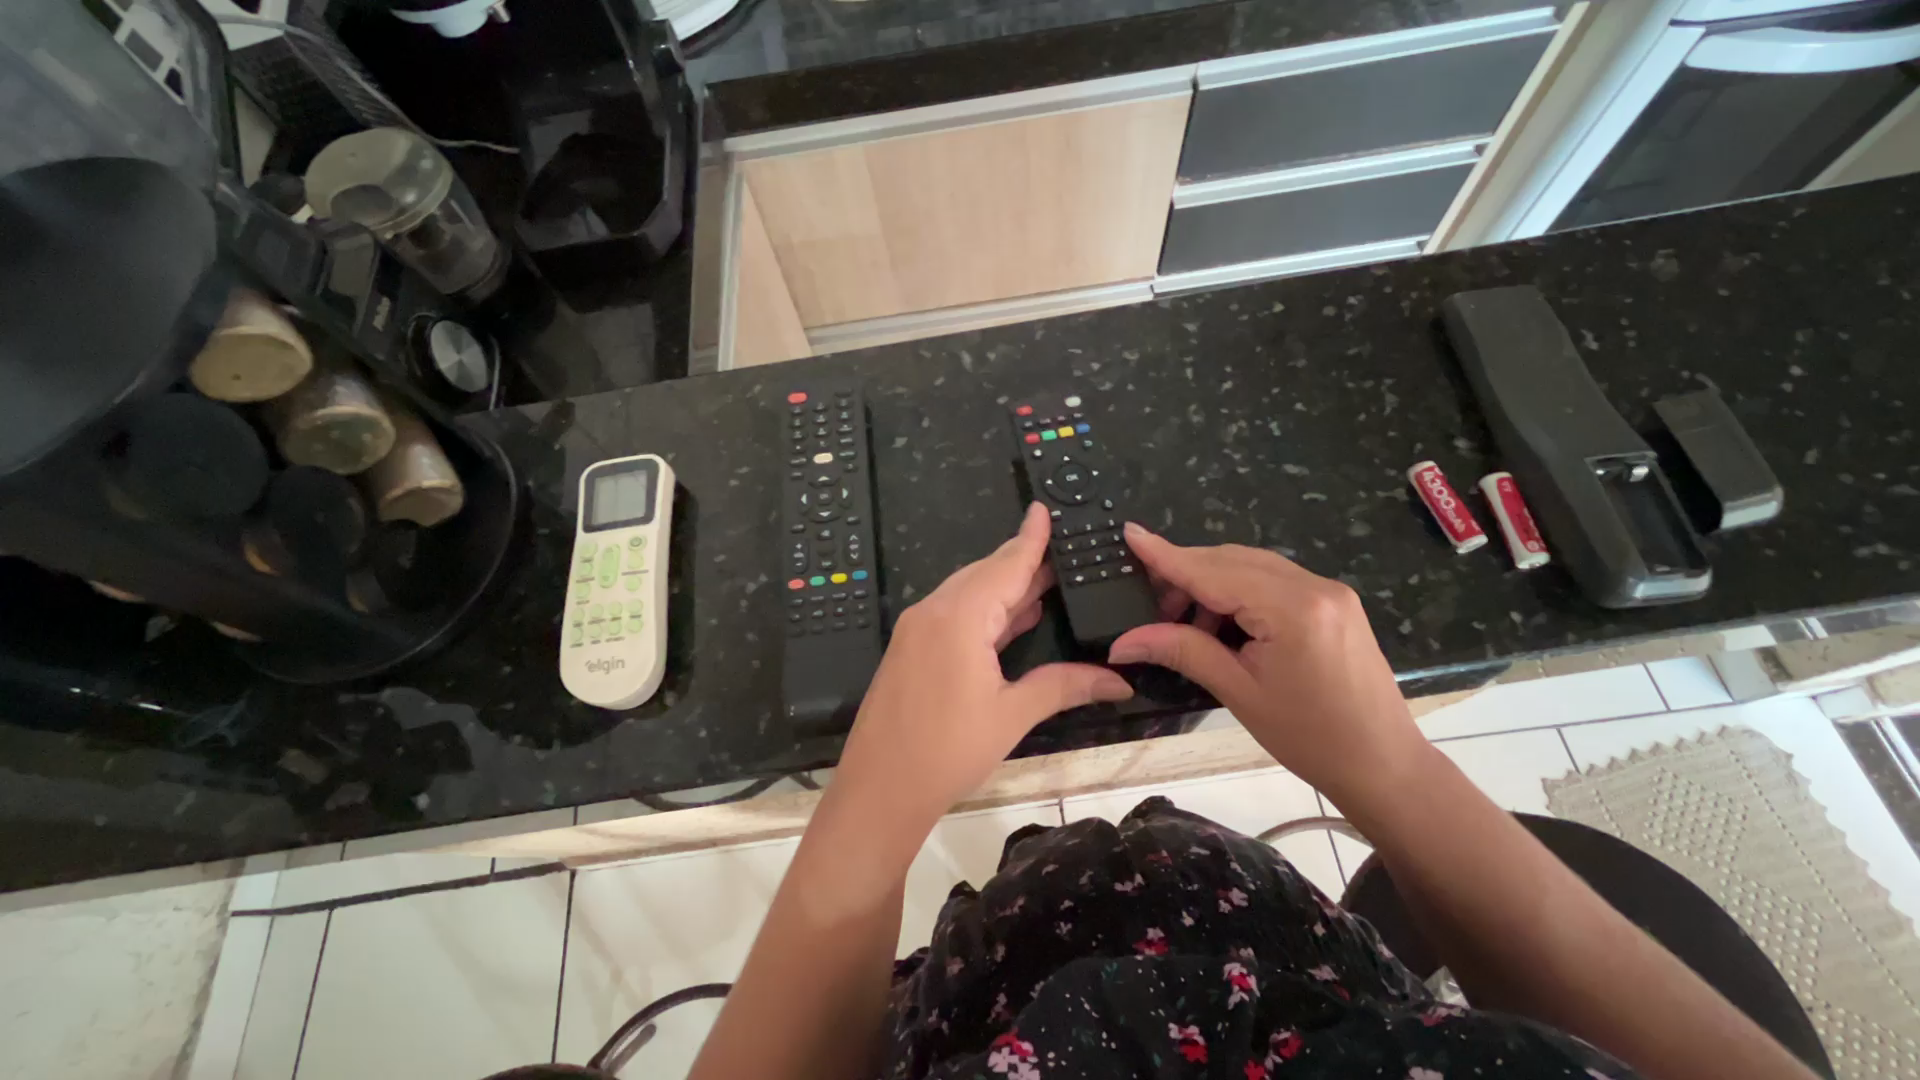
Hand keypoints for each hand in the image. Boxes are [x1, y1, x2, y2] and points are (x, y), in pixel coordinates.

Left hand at [831, 502, 1133, 826]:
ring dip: (1005, 587)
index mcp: (960, 616)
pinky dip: (986, 610)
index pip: (1006, 565)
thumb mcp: (1012, 715)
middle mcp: (933, 611)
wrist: (879, 788)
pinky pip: (954, 614)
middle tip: (1063, 551)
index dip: (1030, 538)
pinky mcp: (910, 649)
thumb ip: (1064, 686)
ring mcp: (916, 629)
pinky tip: (1011, 617)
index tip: (1044, 508)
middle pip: (985, 574)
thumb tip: (1119, 681)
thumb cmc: (947, 751)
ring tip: (1046, 579)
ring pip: (968, 594)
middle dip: (1024, 562)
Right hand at [1106, 525, 1426, 804]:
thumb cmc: (1309, 737)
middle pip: (1232, 560)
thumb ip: (1182, 651)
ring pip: (1252, 567)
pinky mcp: (1333, 603)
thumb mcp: (1238, 692)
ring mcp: (1328, 591)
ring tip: (1182, 623)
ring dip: (1211, 584)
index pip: (1213, 572)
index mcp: (1291, 608)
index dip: (1166, 555)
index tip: (1129, 532)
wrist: (1383, 765)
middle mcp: (1314, 585)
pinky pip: (1273, 582)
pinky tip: (1220, 624)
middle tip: (1149, 604)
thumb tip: (1122, 641)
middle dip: (1186, 574)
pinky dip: (1239, 593)